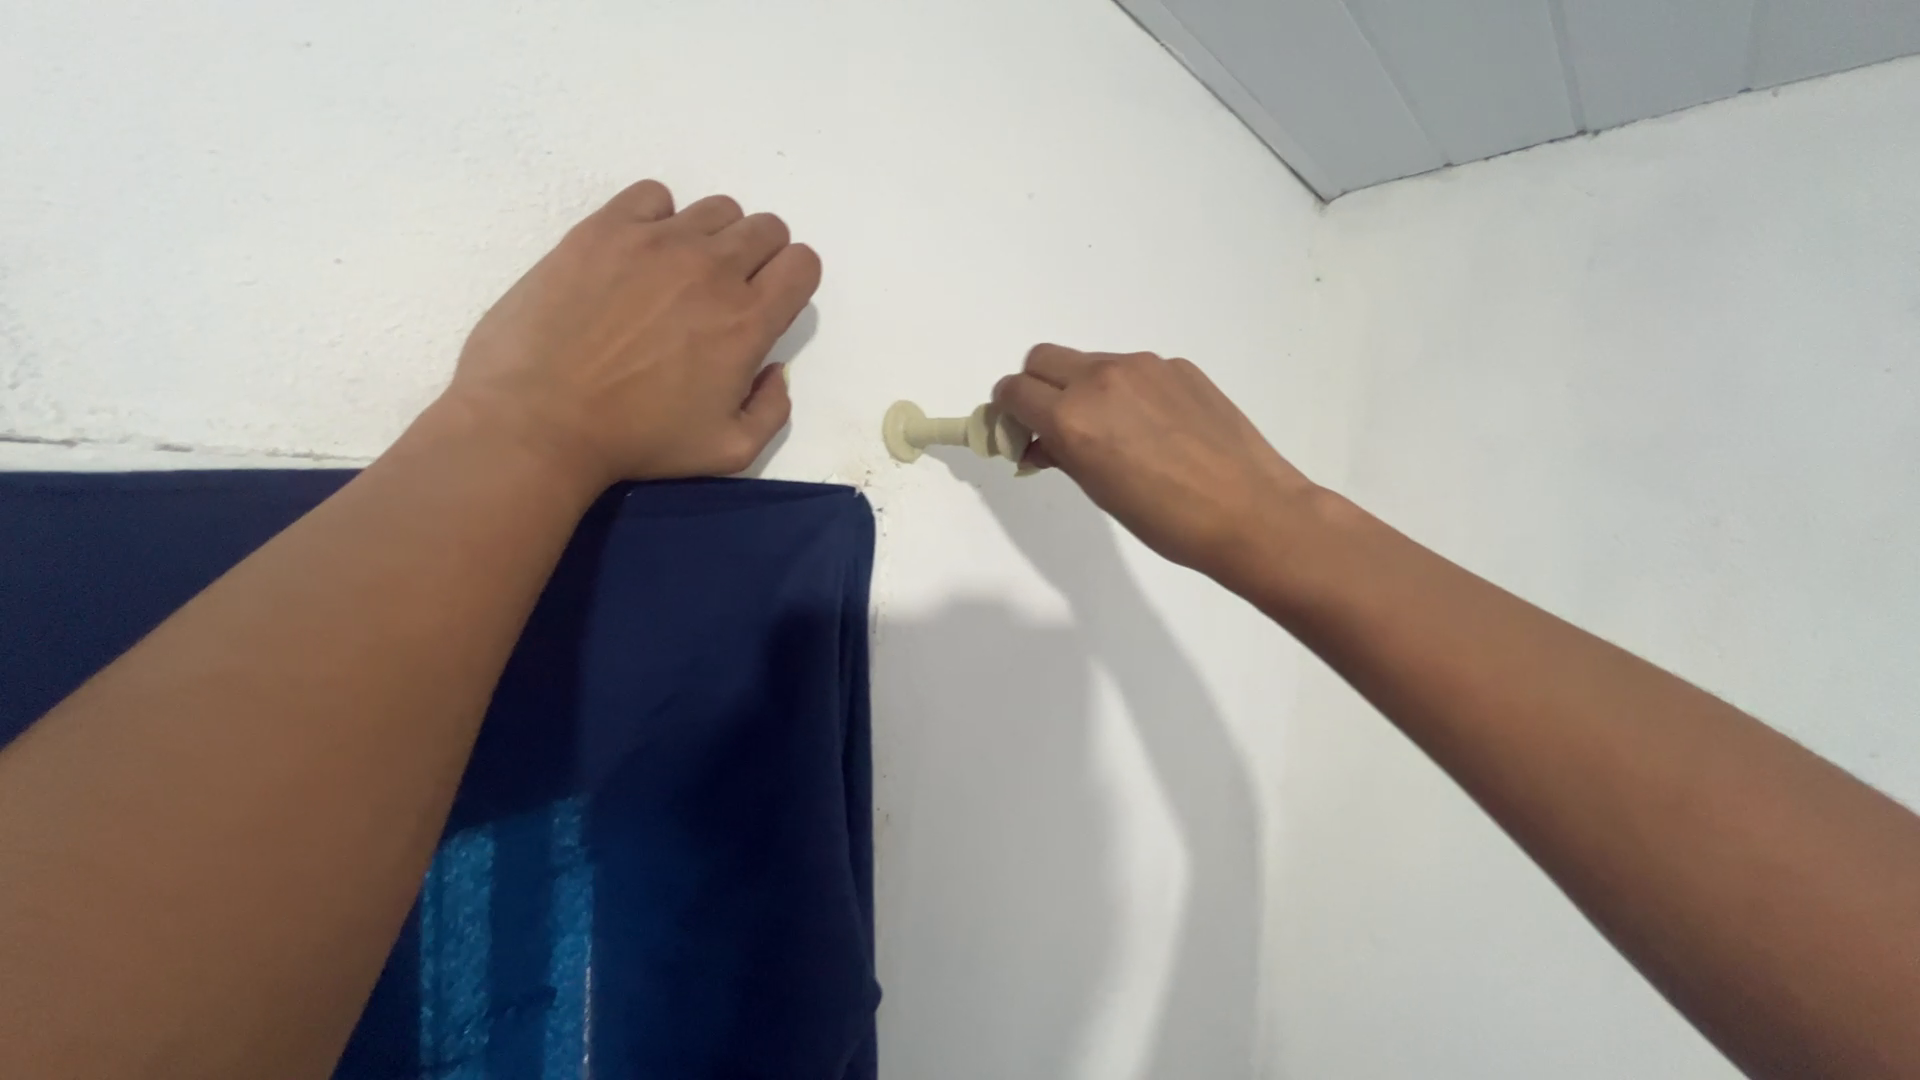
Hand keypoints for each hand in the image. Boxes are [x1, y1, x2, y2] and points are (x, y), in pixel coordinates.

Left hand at [441, 180, 819, 485]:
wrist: (540, 420)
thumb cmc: (639, 441)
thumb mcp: (731, 451)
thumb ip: (773, 409)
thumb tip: (775, 370)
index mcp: (748, 321)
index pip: (803, 264)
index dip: (795, 282)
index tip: (771, 304)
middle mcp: (712, 268)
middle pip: (766, 228)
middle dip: (761, 258)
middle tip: (727, 294)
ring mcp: (655, 241)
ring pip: (716, 209)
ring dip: (715, 238)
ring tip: (680, 276)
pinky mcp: (603, 229)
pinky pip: (653, 196)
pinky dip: (659, 219)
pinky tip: (639, 256)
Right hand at [994, 345, 1318, 587]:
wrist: (1250, 511)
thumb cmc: (1165, 519)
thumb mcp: (1099, 491)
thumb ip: (1061, 454)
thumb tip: (1040, 442)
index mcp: (1073, 416)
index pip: (1014, 391)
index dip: (1008, 412)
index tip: (1020, 433)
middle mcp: (1101, 378)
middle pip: (1041, 359)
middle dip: (1036, 387)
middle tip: (1055, 424)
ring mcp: (1144, 366)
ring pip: (1089, 362)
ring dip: (1082, 387)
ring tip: (1114, 430)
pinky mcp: (1178, 366)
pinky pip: (1132, 369)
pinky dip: (1126, 390)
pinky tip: (1156, 428)